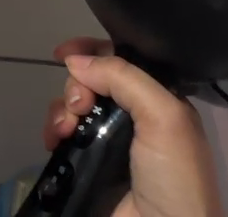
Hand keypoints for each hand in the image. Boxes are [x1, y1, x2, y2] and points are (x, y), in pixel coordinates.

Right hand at [43, 38, 222, 216]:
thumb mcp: (164, 117)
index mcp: (159, 102)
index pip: (121, 61)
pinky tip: (54, 140)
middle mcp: (134, 117)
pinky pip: (63, 132)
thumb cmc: (174, 176)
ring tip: (65, 130)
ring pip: (73, 104)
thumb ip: (123, 77)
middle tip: (80, 107)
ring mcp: (109, 141)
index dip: (91, 51)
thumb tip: (74, 61)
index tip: (64, 53)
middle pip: (91, 80)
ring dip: (61, 108)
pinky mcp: (89, 162)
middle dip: (76, 86)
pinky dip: (53, 129)